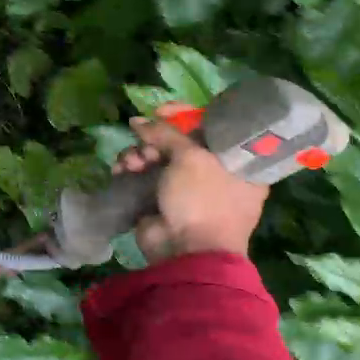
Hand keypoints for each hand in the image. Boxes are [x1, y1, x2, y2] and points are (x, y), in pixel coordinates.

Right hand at [114, 114, 267, 263]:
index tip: (161, 111)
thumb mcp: (190, 159)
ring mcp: (187, 187)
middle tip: (144, 146)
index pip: (213, 129)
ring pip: (156, 156)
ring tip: (129, 164)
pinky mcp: (162, 197)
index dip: (187, 116)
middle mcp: (215, 174)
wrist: (187, 249)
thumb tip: (138, 122)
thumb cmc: (203, 201)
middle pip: (178, 141)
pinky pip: (142, 172)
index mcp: (238, 166)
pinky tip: (120, 171)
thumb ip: (165, 134)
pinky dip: (129, 168)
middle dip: (154, 139)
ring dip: (137, 154)